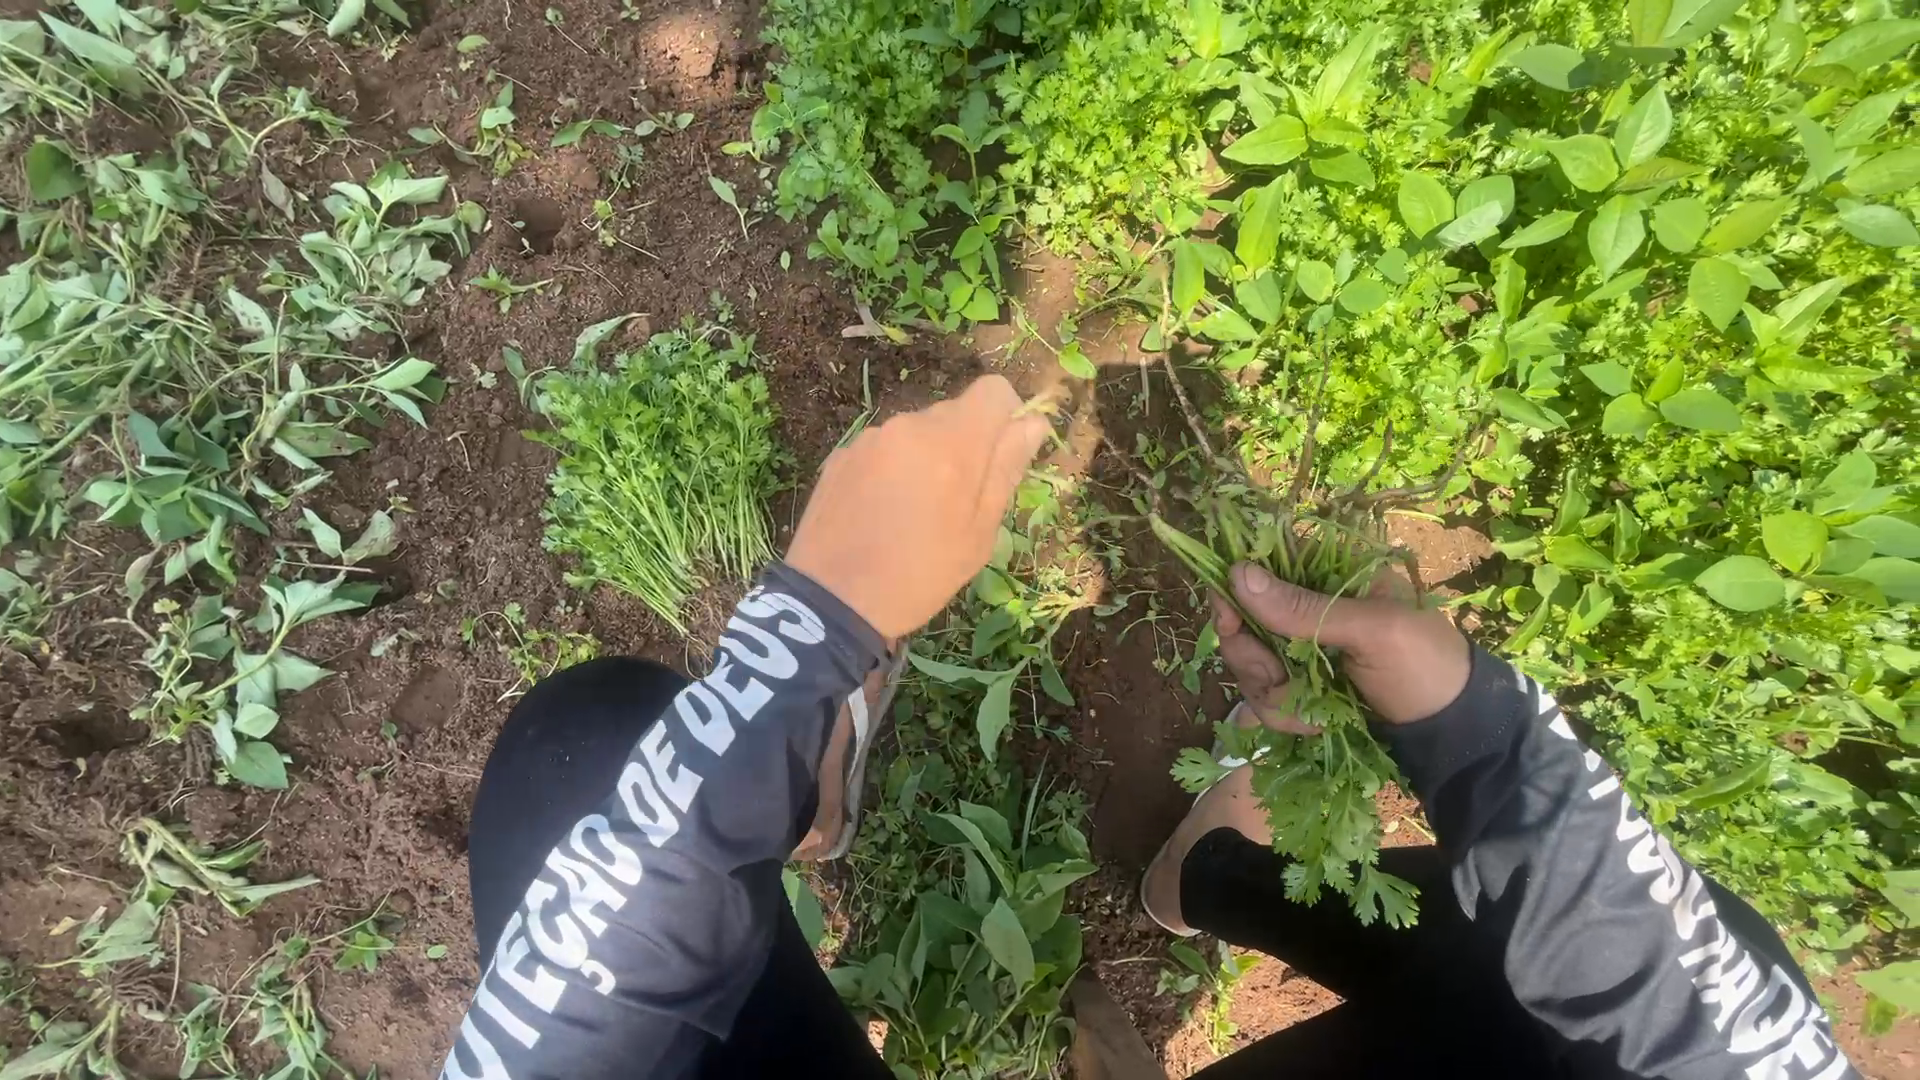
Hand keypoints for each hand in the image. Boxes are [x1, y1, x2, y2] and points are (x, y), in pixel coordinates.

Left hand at [785, 375, 1049, 639]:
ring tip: (915, 514)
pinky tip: (882, 514)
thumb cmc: (921, 574)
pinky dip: (893, 470)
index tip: (1002, 459)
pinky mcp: (841, 456)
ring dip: (927, 459)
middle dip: (966, 446)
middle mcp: (909, 425)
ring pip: (917, 433)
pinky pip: (884, 450)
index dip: (1008, 418)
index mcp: (952, 441)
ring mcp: (870, 438)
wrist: (832, 601)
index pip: (993, 391)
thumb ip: (1006, 469)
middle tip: (957, 504)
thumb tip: (1033, 424)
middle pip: (954, 414)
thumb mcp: (980, 533)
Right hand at [1213, 562, 1470, 726]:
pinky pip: (1260, 689)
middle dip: (1252, 654)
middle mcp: (1306, 603)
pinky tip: (1313, 723)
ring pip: (1246, 656)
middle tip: (1276, 678)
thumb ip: (1305, 608)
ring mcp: (1298, 643)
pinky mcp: (1296, 678)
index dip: (1234, 590)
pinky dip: (1281, 710)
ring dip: (1269, 690)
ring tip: (1308, 713)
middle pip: (1242, 615)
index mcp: (1330, 572)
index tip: (1228, 620)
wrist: (1452, 735)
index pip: (1260, 565)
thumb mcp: (1373, 632)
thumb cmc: (1426, 667)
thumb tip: (1237, 573)